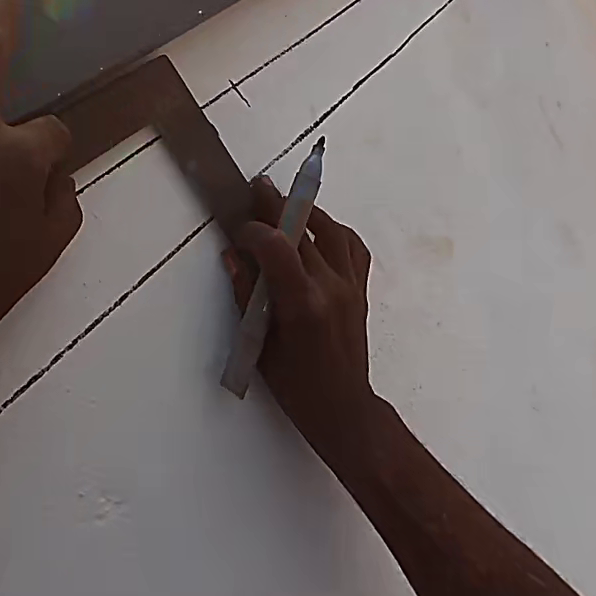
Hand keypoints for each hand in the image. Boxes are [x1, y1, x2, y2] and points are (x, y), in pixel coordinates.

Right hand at [223, 177, 374, 438]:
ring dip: (306, 210)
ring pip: (331, 230)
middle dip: (275, 206)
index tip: (238, 230)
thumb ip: (246, 295)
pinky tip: (318, 228)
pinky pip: (353, 247)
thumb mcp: (260, 345)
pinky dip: (334, 230)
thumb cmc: (297, 387)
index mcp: (303, 304)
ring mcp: (351, 285)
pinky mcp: (361, 288)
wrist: (345, 409)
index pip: (278, 247)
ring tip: (286, 201)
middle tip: (257, 186)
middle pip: (303, 230)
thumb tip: (233, 256)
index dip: (254, 230)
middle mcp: (331, 287)